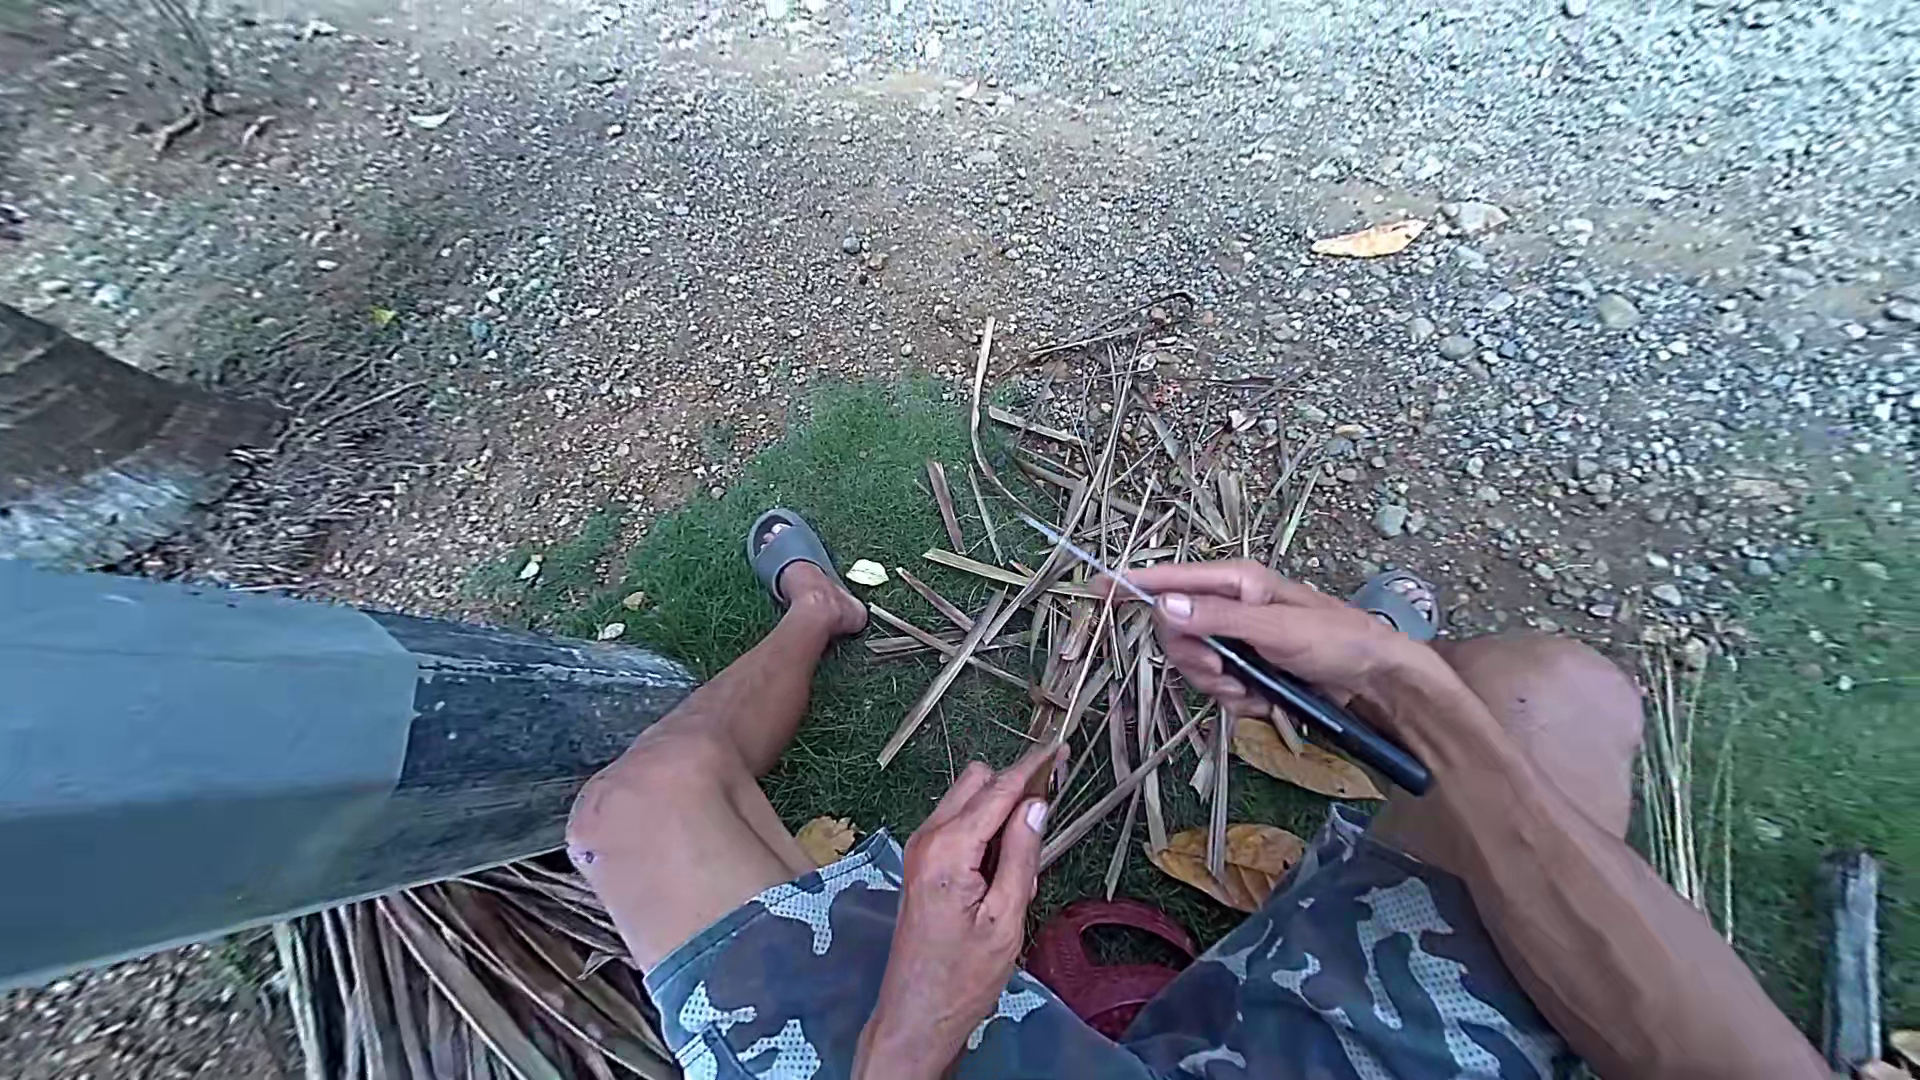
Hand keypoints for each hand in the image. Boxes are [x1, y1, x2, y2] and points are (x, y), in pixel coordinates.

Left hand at [852, 744, 1063, 1079]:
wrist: (914, 1016)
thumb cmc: (964, 977)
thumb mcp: (1006, 919)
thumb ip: (1022, 854)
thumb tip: (1037, 802)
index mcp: (949, 847)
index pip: (998, 789)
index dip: (1032, 767)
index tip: (1059, 749)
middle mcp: (928, 834)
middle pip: (977, 780)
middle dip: (1012, 790)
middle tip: (1039, 831)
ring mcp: (920, 843)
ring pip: (966, 796)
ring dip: (997, 812)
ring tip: (1017, 869)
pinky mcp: (921, 856)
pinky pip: (957, 819)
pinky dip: (982, 828)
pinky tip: (997, 873)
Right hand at [1118, 560, 1450, 726]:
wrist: (1376, 681)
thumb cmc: (1335, 639)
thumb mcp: (1276, 627)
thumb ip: (1217, 618)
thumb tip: (1162, 605)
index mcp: (1233, 582)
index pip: (1170, 579)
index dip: (1133, 583)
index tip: (1098, 587)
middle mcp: (1225, 606)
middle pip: (1173, 629)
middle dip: (1193, 658)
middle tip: (1222, 672)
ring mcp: (1231, 638)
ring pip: (1190, 662)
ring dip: (1215, 683)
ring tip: (1250, 689)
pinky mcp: (1240, 666)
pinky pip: (1212, 684)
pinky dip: (1232, 697)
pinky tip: (1260, 698)